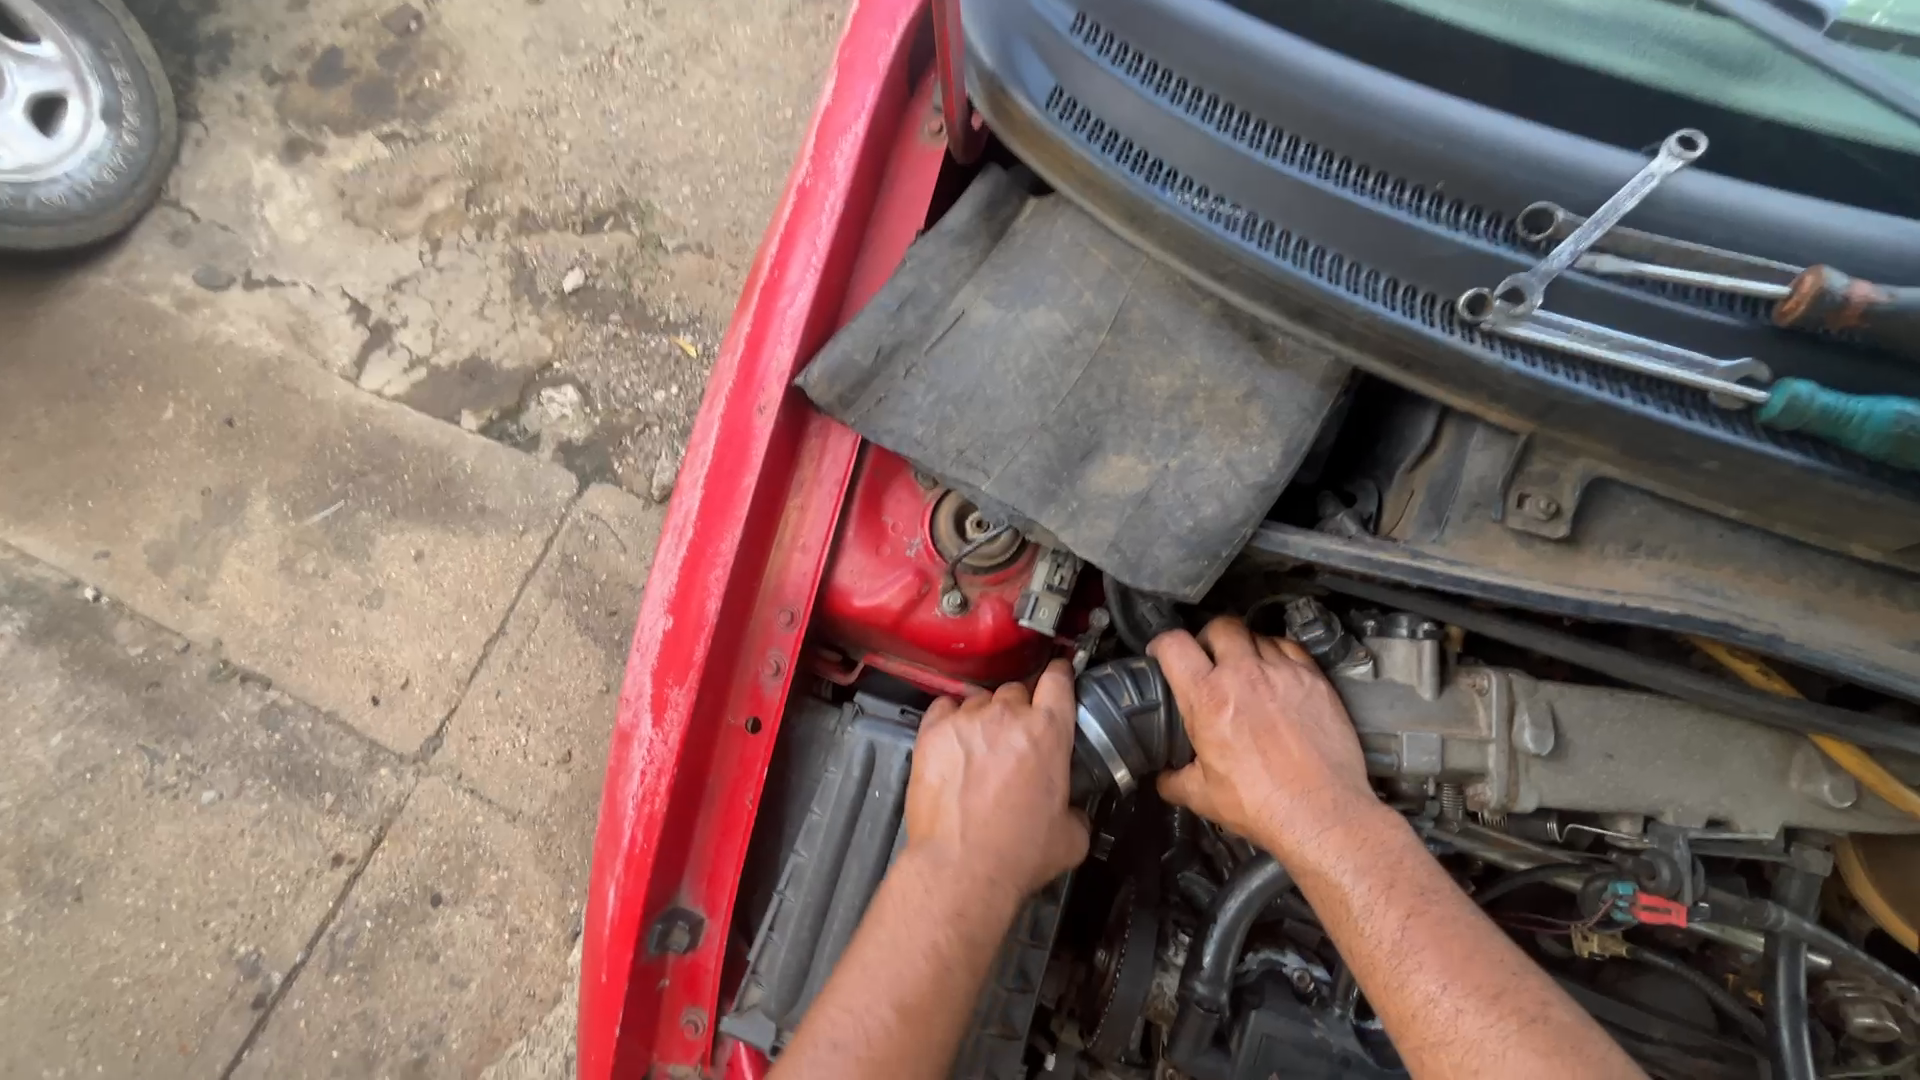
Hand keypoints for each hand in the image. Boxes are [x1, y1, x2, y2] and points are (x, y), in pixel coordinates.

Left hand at [904, 660, 1090, 906]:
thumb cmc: (1018, 853)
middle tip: (1014, 739)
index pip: (1057, 680)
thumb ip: (1076, 811)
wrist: (961, 867)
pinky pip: (944, 707)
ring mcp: (967, 719)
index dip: (1058, 675)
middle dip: (1018, 710)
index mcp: (1048, 731)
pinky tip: (953, 742)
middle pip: (1016, 690)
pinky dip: (950, 719)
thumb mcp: (1070, 837)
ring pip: (980, 700)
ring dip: (984, 717)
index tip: (1057, 677)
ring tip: (980, 747)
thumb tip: (1074, 812)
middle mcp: (1007, 715)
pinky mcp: (933, 731)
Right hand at [1150, 615, 1377, 863]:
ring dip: (1246, 647)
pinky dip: (1280, 655)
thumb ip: (1174, 779)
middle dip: (1210, 637)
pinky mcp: (1315, 681)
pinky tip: (1278, 674)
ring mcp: (1282, 674)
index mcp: (1207, 697)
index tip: (1163, 652)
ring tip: (1246, 668)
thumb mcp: (1201, 795)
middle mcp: (1244, 675)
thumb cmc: (1263, 804)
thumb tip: (1165, 777)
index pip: (1174, 645)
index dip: (1162, 644)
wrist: (1321, 813)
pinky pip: (1292, 648)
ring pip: (1257, 635)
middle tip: (1210, 657)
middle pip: (1220, 626)